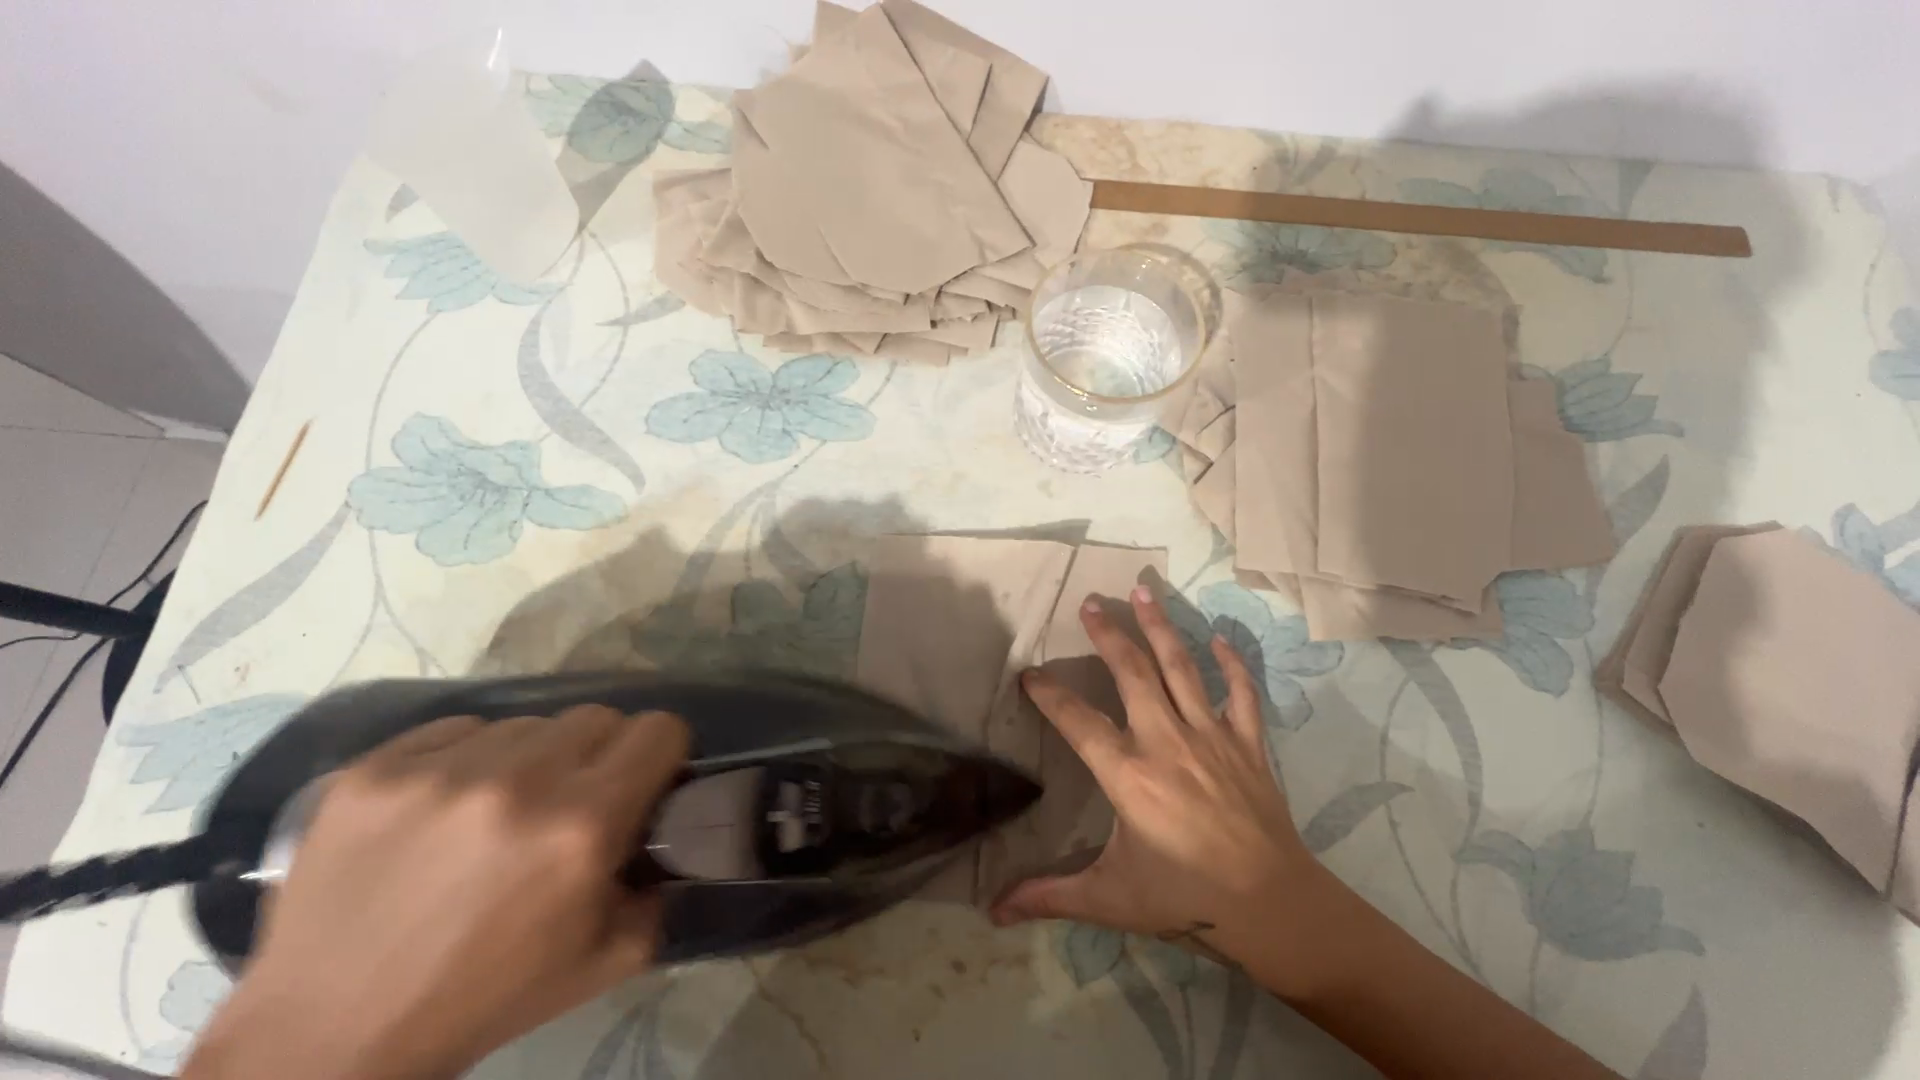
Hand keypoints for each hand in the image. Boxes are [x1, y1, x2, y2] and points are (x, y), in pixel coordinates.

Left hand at [185, 706, 688, 1079]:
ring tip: (499, 812)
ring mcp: (440, 770)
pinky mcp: (376, 768)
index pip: (658, 729)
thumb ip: (659, 890)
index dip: (661, 754)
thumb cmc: (485, 998)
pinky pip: (456, 731)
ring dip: (531, 759)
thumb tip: (668, 838)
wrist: (330, 1034)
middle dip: (599, 755)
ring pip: (526, 723)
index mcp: (583, 827)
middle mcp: (519, 782)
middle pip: (597, 717)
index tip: (645, 782)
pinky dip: (466, 760)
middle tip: (572, 802)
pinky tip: (444, 811)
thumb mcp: (608, 961)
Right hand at [991, 586, 1344, 977]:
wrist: (1272, 907)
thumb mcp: (1109, 899)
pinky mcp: (1248, 744)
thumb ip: (1049, 896)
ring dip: (1159, 627)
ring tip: (1142, 591)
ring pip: (1181, 668)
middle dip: (1108, 634)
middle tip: (1089, 603)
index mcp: (1128, 774)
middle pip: (1132, 672)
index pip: (1077, 720)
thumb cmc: (1185, 901)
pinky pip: (1241, 693)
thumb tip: (992, 912)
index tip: (1029, 674)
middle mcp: (1166, 741)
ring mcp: (1211, 737)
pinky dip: (1232, 662)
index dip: (1050, 694)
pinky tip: (1220, 637)